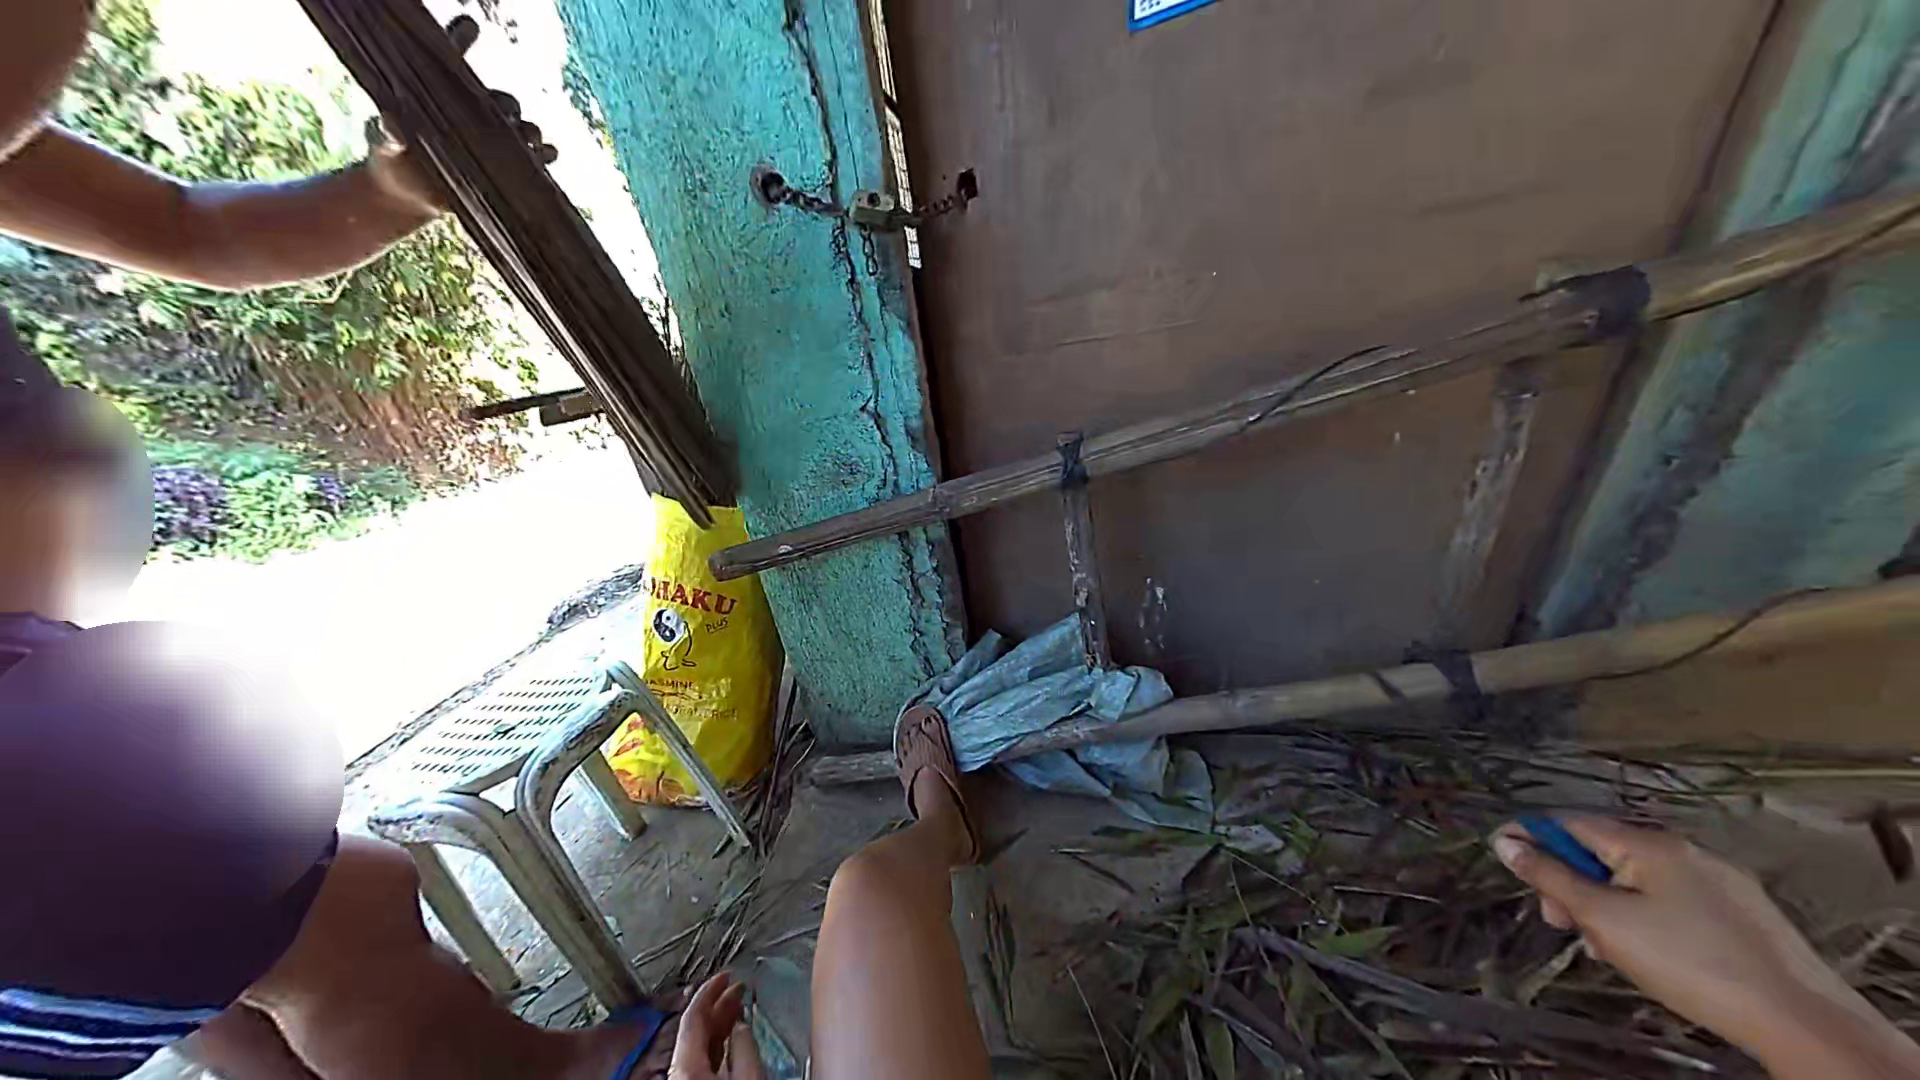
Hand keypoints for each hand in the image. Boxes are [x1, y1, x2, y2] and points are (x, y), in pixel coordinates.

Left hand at [361, 15, 558, 216]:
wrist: (408, 194)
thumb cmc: (390, 160)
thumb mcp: (383, 144)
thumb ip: (387, 134)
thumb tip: (392, 124)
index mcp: (441, 96)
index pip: (451, 61)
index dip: (460, 40)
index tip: (470, 25)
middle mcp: (472, 116)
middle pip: (500, 102)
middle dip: (508, 104)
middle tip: (508, 111)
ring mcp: (492, 145)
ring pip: (520, 130)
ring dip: (530, 131)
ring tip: (532, 137)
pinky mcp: (506, 172)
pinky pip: (533, 162)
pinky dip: (545, 157)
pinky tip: (548, 155)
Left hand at [669, 974, 764, 1079]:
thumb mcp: (748, 1077)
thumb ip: (745, 1047)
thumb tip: (743, 1026)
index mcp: (686, 1065)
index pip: (693, 1016)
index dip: (710, 990)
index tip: (725, 974)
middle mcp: (678, 1072)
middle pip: (696, 1030)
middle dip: (719, 1005)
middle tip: (738, 987)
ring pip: (699, 1046)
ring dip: (720, 1024)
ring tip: (739, 1008)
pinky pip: (702, 1061)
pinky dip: (717, 1045)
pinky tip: (733, 1040)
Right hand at [1492, 817, 1916, 1074]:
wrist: (1808, 1026)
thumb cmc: (1688, 961)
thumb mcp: (1602, 918)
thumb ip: (1549, 875)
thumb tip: (1504, 842)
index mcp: (1648, 843)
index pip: (1567, 822)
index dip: (1528, 835)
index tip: (1500, 855)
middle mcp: (1684, 851)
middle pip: (1601, 852)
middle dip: (1570, 882)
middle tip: (1558, 920)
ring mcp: (1721, 882)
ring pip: (1635, 879)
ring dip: (1604, 903)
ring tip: (1604, 945)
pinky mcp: (1745, 915)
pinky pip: (1671, 899)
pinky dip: (1642, 915)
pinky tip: (1646, 950)